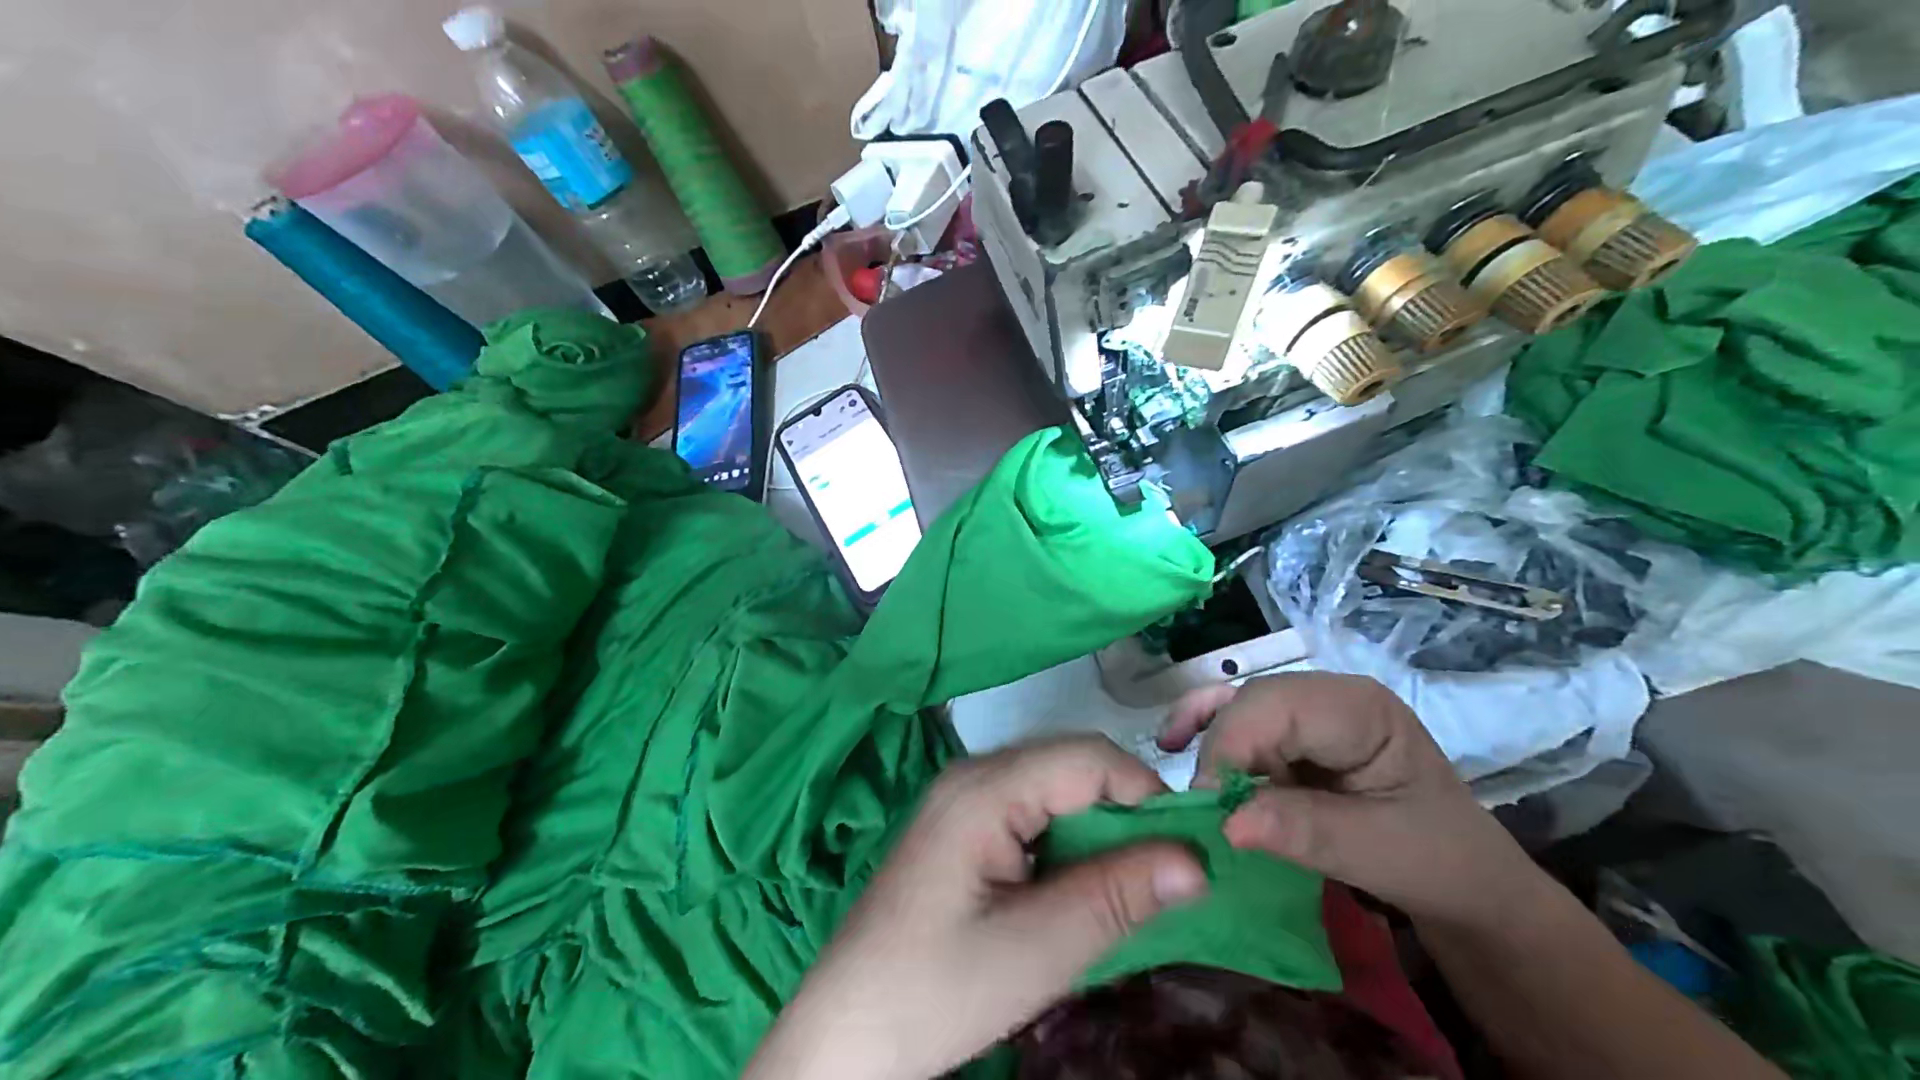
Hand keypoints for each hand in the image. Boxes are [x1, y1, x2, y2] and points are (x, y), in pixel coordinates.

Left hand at [743, 736, 1208, 1079]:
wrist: (847, 1029)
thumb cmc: (936, 988)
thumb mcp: (1037, 949)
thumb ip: (1118, 895)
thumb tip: (1199, 860)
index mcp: (983, 788)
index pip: (1088, 757)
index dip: (1145, 794)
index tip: (1186, 854)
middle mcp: (972, 773)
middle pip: (1071, 764)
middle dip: (1124, 810)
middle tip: (1160, 876)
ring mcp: (962, 796)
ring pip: (1055, 787)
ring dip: (1098, 828)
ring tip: (1124, 885)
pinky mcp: (961, 824)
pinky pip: (1031, 810)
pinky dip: (1068, 839)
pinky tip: (1075, 884)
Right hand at [1158, 673, 1540, 928]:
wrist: (1468, 885)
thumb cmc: (1439, 862)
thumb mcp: (1381, 853)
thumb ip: (1305, 831)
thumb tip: (1225, 822)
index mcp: (1359, 708)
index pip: (1275, 707)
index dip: (1231, 746)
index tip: (1209, 807)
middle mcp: (1326, 696)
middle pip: (1248, 704)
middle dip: (1217, 749)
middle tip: (1199, 809)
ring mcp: (1306, 713)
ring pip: (1233, 708)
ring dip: (1202, 739)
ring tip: (1181, 777)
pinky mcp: (1290, 736)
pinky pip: (1235, 724)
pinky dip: (1205, 736)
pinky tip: (1177, 746)